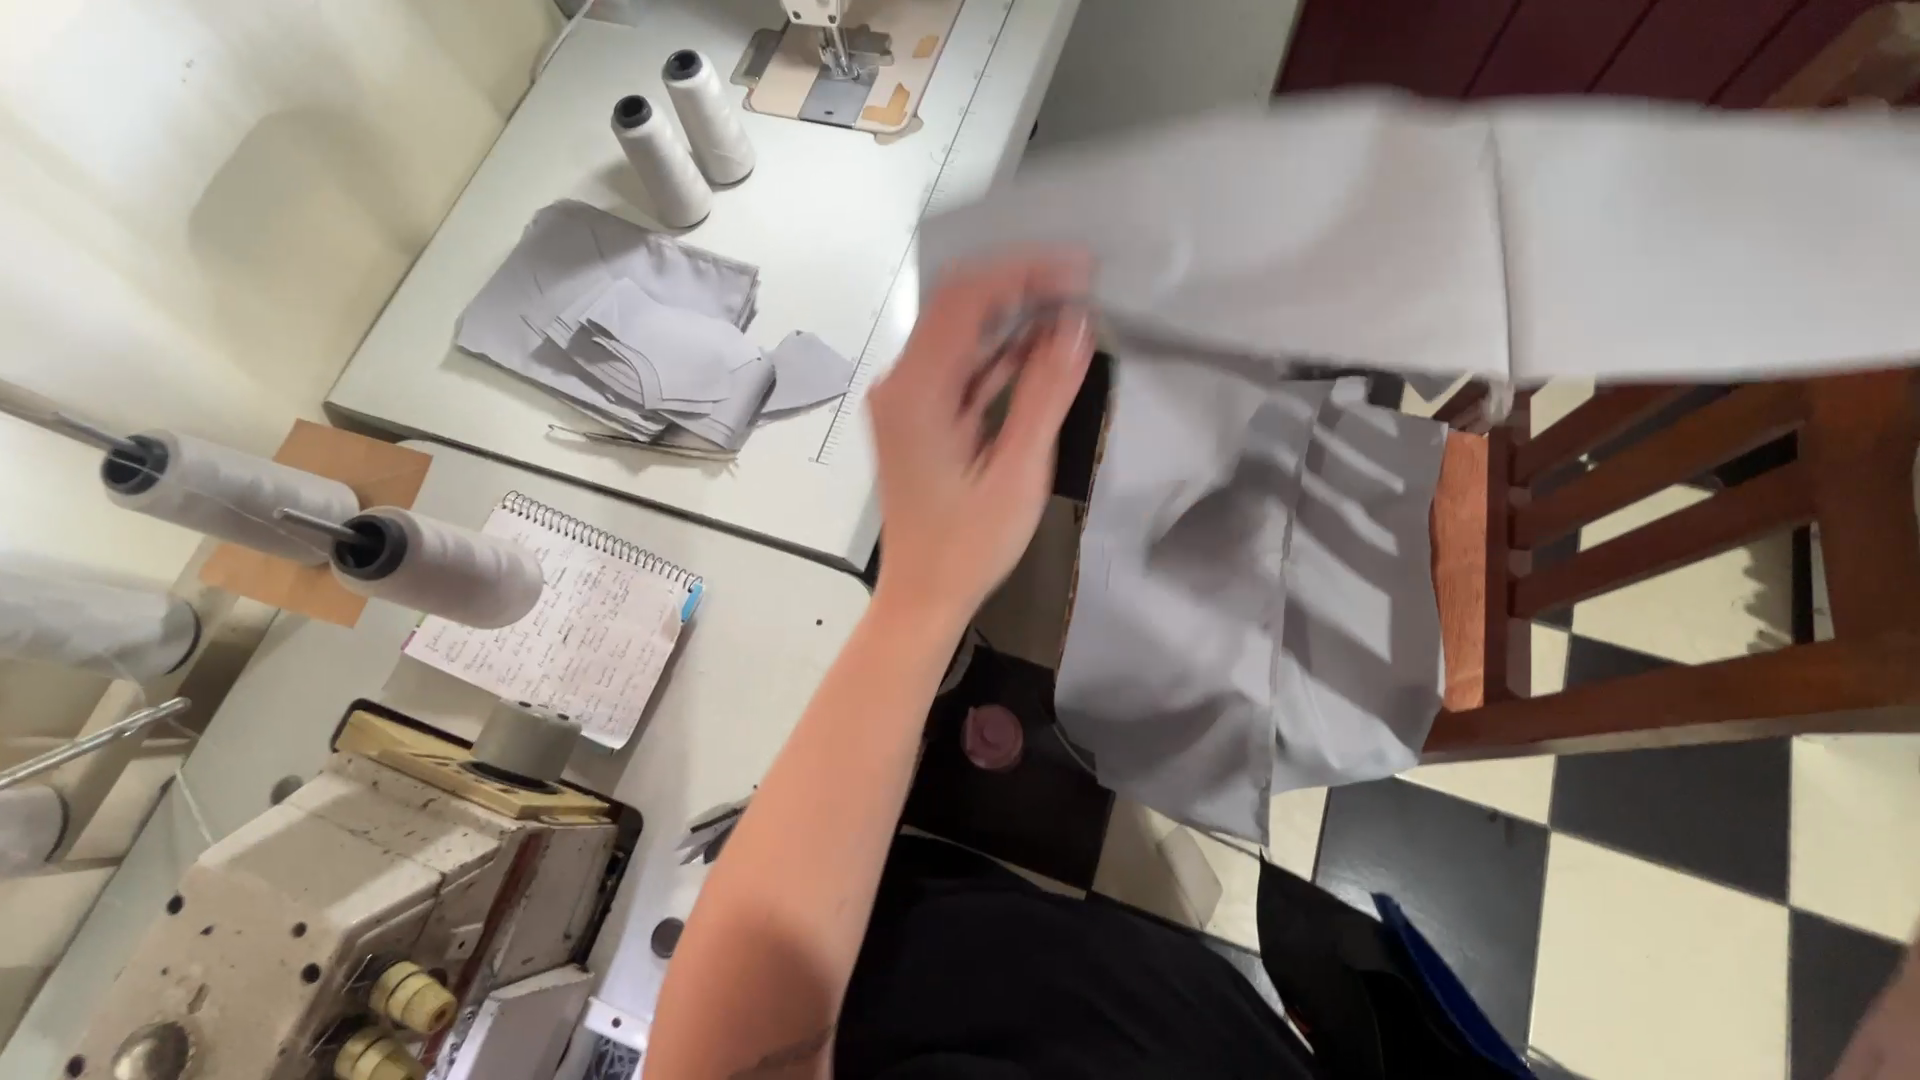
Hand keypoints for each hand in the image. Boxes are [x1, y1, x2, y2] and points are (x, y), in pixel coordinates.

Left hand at [867, 254, 1093, 626]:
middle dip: (1021, 288)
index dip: (1023, 272)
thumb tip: (1077, 327)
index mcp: (915, 392)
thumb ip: (1046, 395)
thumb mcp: (1018, 472)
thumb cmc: (969, 547)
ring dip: (1014, 321)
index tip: (1079, 271)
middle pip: (958, 308)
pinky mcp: (919, 416)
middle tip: (1083, 286)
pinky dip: (999, 357)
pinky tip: (1042, 351)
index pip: (964, 298)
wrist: (924, 594)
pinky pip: (960, 369)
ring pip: (961, 335)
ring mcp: (906, 400)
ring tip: (1073, 311)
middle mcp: (901, 384)